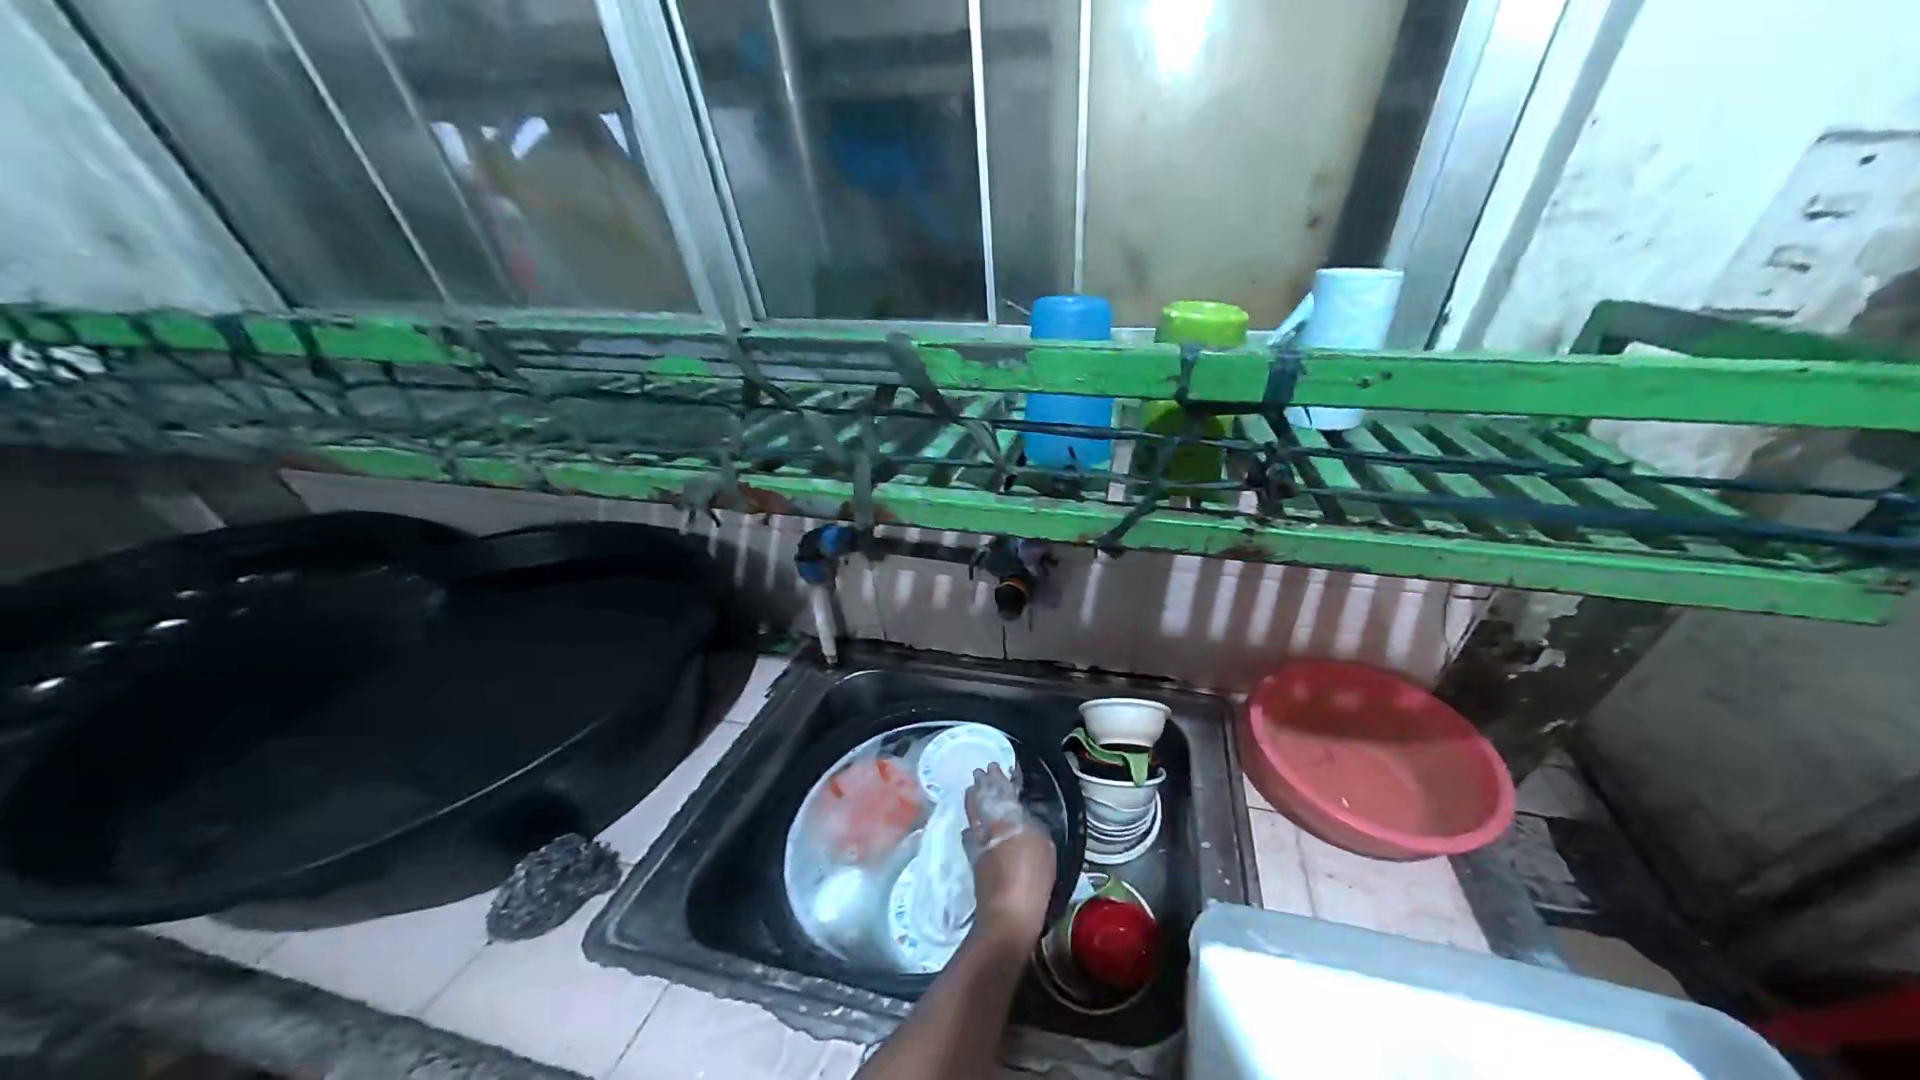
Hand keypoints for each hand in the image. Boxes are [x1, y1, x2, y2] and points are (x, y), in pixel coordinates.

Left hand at [962, 764, 1056, 941]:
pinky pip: (970, 835)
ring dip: (972, 801)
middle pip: (981, 800)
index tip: (993, 766)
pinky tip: (970, 828)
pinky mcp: (975, 862)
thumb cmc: (1031, 877)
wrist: (1007, 914)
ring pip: (973, 815)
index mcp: (1006, 818)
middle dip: (981, 785)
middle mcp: (988, 826)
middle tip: (978, 774)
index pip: (1000, 791)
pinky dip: (971, 826)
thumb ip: (1033, 826)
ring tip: (972, 791)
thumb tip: (1022, 818)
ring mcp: (978, 845)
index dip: (997, 778)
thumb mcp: (1044, 846)